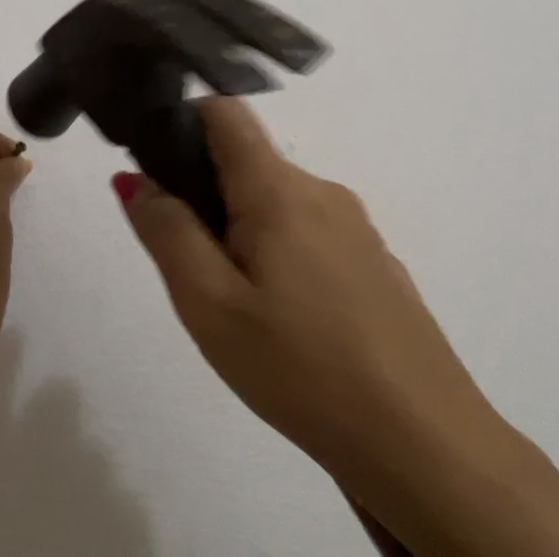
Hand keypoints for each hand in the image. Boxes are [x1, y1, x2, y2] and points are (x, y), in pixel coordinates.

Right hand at [117, 98, 499, 476]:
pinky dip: (276, 257)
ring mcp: (358, 231)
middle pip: (246, 163)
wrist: (425, 446)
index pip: (225, 113)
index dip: (179, 122)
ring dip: (238, 232)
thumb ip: (166, 231)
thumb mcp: (208, 304)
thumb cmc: (300, 368)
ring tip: (231, 306)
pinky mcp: (376, 268)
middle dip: (203, 196)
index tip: (152, 171)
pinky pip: (308, 237)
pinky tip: (280, 323)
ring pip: (276, 205)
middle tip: (187, 269)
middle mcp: (324, 194)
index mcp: (280, 191)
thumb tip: (133, 177)